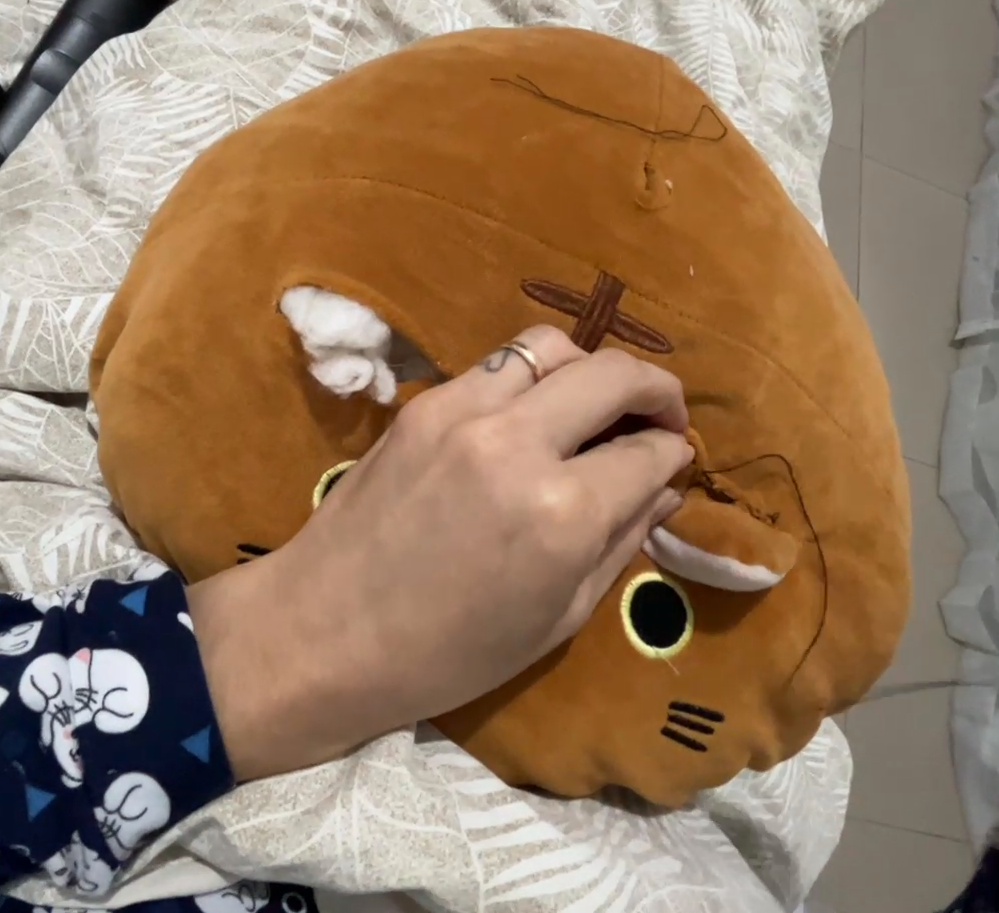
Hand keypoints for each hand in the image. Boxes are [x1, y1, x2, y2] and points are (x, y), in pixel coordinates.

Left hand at [189, 325, 693, 780]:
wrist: (324, 630)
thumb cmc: (446, 652)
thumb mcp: (555, 617)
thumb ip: (619, 541)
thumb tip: (661, 486)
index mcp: (561, 511)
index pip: (648, 451)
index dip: (674, 455)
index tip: (674, 461)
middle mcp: (516, 442)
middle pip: (613, 374)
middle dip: (656, 390)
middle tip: (660, 419)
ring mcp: (460, 411)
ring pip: (549, 346)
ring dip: (587, 371)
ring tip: (592, 408)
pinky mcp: (420, 404)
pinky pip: (494, 367)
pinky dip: (528, 380)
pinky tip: (526, 418)